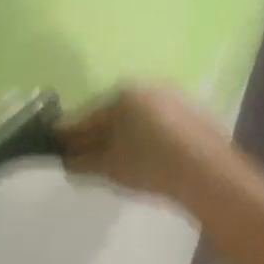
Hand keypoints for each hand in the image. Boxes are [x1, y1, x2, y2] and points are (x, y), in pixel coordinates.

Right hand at [57, 84, 236, 203]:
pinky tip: (142, 160)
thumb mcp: (107, 168)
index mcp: (122, 94)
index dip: (66, 135)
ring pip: (135, 120)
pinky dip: (143, 140)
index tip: (53, 147)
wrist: (210, 175)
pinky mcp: (194, 117)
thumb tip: (65, 160)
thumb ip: (80, 162)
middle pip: (110, 115)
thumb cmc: (150, 165)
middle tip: (82, 158)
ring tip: (111, 163)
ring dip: (120, 138)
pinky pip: (156, 127)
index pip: (84, 117)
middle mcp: (148, 88)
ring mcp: (174, 100)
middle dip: (94, 136)